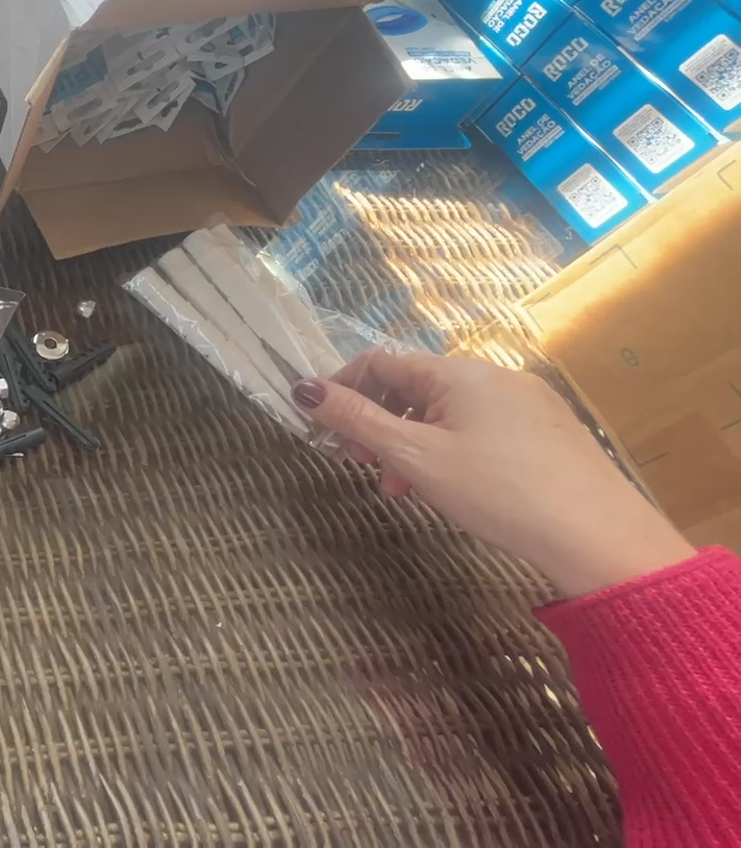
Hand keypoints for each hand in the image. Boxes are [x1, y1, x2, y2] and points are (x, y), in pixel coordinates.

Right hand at [295, 351, 694, 599]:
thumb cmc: (496, 490)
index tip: (321, 427)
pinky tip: (438, 485)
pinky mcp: (542, 433)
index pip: (378, 362)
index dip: (341, 389)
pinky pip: (472, 427)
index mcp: (459, 373)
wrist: (604, 544)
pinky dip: (440, 449)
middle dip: (372, 423)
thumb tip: (301, 388)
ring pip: (438, 412)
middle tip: (355, 463)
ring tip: (396, 486)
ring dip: (403, 442)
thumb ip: (353, 418)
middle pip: (407, 388)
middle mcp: (492, 377)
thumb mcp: (411, 454)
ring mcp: (523, 404)